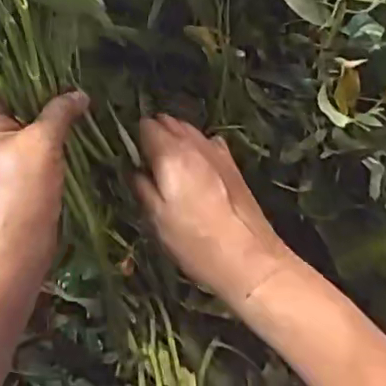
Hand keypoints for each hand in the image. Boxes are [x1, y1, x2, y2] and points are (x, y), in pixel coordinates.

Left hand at [0, 88, 88, 272]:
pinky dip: (53, 140)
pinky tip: (75, 133)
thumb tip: (79, 93)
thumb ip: (60, 112)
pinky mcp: (20, 175)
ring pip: (30, 127)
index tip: (53, 65)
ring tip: (78, 103)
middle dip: (43, 96)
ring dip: (51, 119)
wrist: (19, 246)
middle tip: (72, 83)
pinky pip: (37, 147)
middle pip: (18, 104)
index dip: (24, 73)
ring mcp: (5, 157)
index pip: (2, 84)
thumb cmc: (23, 187)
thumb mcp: (43, 142)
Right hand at [133, 115, 297, 304]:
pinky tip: (198, 167)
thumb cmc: (196, 243)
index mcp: (169, 153)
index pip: (145, 124)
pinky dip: (197, 146)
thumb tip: (132, 167)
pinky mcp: (232, 164)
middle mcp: (192, 144)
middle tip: (150, 163)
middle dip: (155, 134)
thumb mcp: (156, 218)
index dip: (136, 138)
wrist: (254, 264)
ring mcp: (215, 152)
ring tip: (172, 166)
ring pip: (187, 128)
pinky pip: (207, 141)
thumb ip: (139, 184)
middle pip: (167, 121)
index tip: (135, 159)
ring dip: (176, 138)